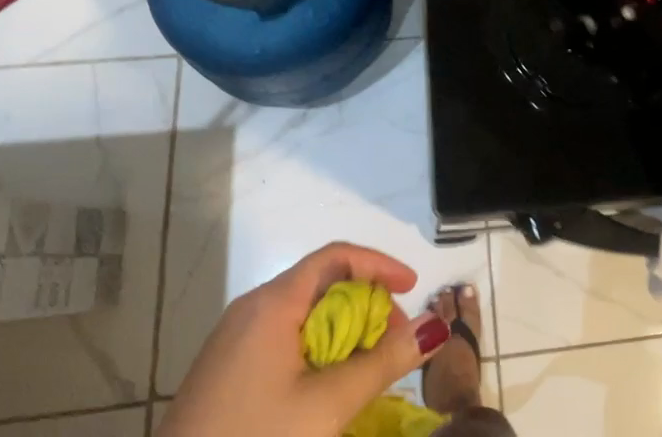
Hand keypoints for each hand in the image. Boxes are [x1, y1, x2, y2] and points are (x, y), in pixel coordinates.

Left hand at [158, 243, 450, 436]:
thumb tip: (434, 324)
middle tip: (396, 341)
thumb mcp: (328, 404)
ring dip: (344, 329)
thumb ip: (383, 361)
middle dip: (366, 303)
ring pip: (303, 313)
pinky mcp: (228, 369)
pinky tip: (330, 385)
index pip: (335, 257)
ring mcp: (235, 339)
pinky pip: (283, 337)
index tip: (413, 288)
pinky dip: (318, 348)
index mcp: (273, 303)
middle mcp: (252, 308)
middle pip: (321, 283)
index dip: (379, 264)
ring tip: (370, 366)